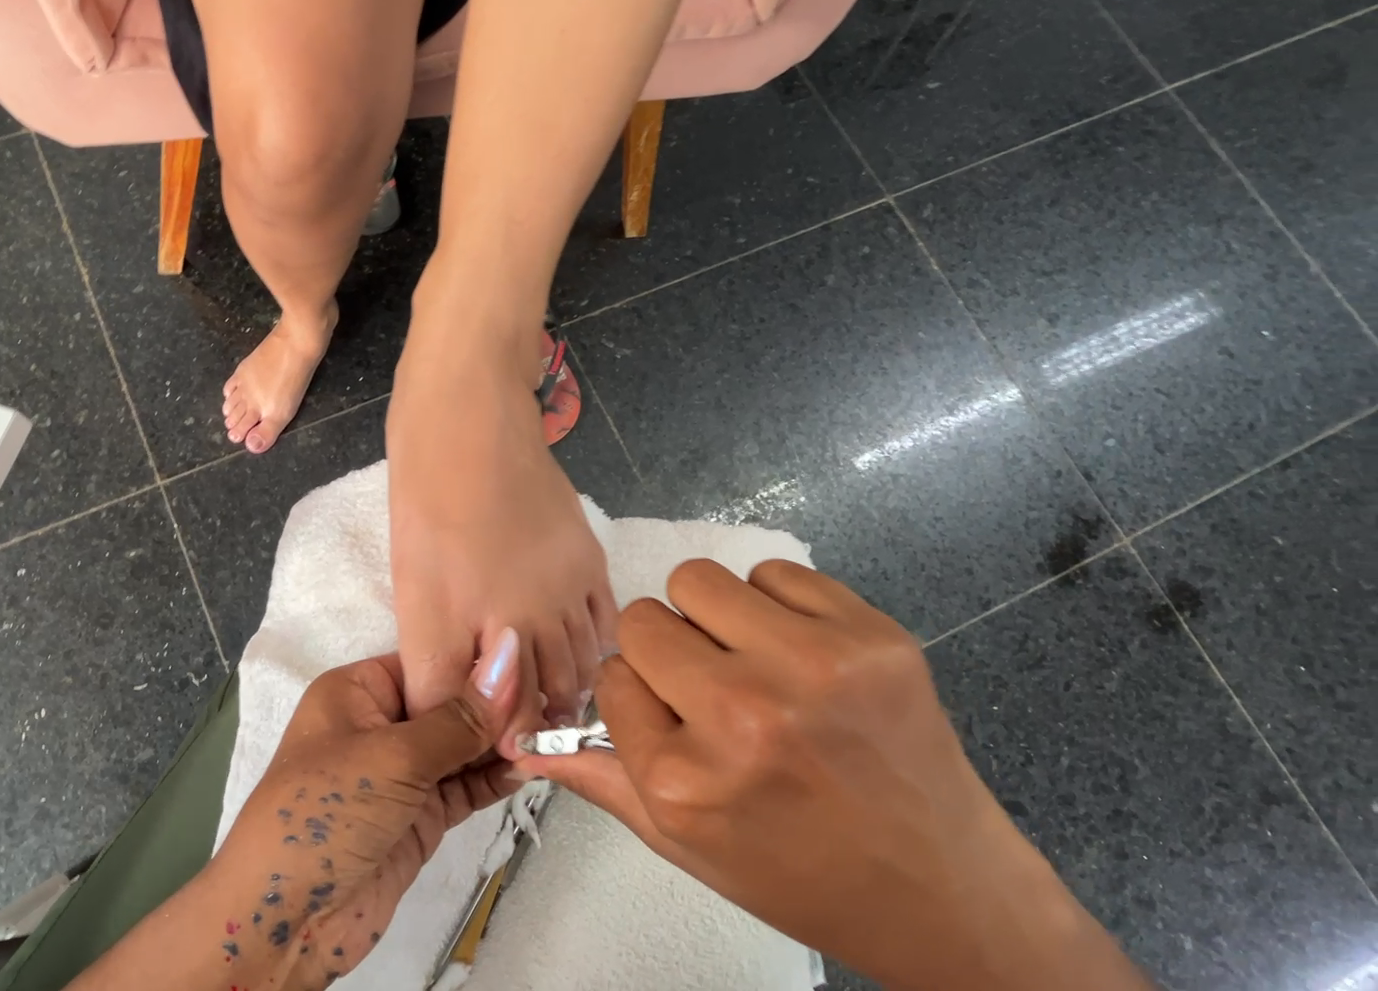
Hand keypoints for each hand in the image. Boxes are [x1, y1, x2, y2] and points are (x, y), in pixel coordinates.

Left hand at [205, 634, 523, 989]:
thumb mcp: (394, 755)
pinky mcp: (419, 816)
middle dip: (496, 707)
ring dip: (501, 744)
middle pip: (448, 705)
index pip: (427, 662)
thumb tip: (513, 655)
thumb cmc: (328, 810)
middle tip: (554, 700)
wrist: (292, 918)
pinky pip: (464, 787)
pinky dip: (495, 779)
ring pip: (461, 748)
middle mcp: (378, 725)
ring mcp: (400, 774)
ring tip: (554, 732)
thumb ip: (460, 716)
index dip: (476, 663)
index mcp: (357, 692)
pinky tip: (532, 766)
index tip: (533, 659)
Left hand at [387, 306, 614, 758]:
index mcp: (506, 635)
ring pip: (582, 661)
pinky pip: (603, 618)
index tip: (491, 764)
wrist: (469, 418)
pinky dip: (594, 647)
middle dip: (538, 724)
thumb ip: (436, 666)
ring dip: (568, 691)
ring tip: (553, 712)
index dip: (501, 746)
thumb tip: (444, 723)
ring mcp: (578, 583)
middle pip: (554, 693)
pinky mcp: (588, 552)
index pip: (511, 717)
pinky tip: (585, 655)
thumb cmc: (429, 507)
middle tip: (524, 746)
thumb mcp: (416, 593)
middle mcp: (554, 619)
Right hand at [524, 560, 1150, 990]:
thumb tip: (519, 744)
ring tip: (754, 663)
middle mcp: (741, 712)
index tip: (675, 724)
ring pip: (700, 580)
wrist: (942, 890)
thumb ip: (601, 780)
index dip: (637, 698)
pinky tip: (803, 655)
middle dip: (665, 653)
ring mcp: (813, 665)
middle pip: (643, 621)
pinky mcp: (870, 633)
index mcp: (684, 777)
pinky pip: (775, 572)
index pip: (610, 678)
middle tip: (711, 689)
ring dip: (712, 618)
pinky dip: (775, 605)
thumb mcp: (685, 844)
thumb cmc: (796, 874)